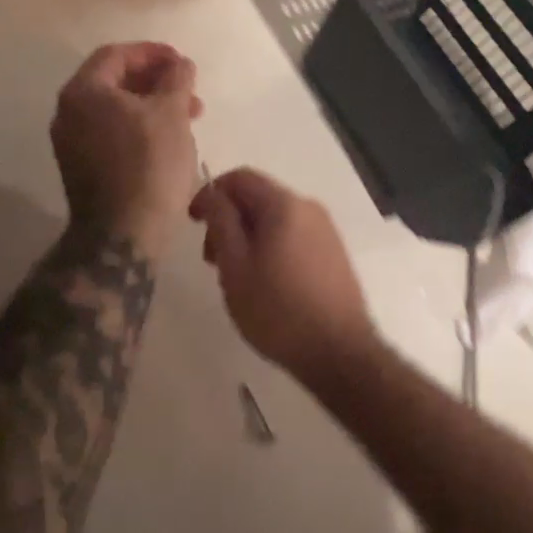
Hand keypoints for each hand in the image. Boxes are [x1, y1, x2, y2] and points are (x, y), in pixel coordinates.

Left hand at [50, 42, 203, 254]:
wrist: (122, 235)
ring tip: (189, 117)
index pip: (117, 54)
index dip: (152, 53)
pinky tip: (168, 140)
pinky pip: (110, 133)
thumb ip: (176, 79)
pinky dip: (138, 127)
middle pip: (114, 81)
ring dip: (151, 106)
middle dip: (155, 81)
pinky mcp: (80, 168)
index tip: (182, 62)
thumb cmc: (148, 164)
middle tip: (189, 90)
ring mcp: (70, 143)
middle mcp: (67, 112)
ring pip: (115, 110)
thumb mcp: (171, 113)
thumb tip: (179, 65)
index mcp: (82, 91)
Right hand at [189, 168, 376, 382]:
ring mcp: (326, 231)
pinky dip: (270, 247)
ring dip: (248, 237)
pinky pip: (293, 236)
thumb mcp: (235, 267)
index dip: (211, 193)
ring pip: (275, 219)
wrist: (340, 354)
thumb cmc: (278, 310)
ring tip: (237, 277)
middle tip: (212, 261)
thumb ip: (221, 222)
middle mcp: (308, 208)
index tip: (193, 223)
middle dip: (229, 220)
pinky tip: (265, 284)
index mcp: (284, 204)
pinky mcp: (334, 254)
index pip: (240, 178)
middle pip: (258, 198)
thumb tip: (213, 194)